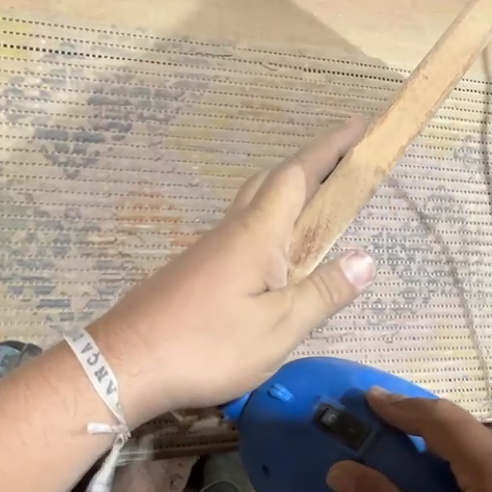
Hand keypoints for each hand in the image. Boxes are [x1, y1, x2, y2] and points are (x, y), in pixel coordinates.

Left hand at [89, 116, 376, 421]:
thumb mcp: (278, 329)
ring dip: (289, 196)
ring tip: (320, 212)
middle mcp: (231, 232)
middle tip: (344, 169)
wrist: (125, 365)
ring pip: (253, 207)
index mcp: (256, 236)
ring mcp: (208, 251)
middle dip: (311, 166)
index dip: (330, 148)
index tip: (360, 125)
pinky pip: (241, 233)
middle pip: (272, 182)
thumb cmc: (207, 346)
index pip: (298, 175)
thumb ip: (323, 293)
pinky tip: (277, 259)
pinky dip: (270, 227)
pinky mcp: (195, 272)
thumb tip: (367, 259)